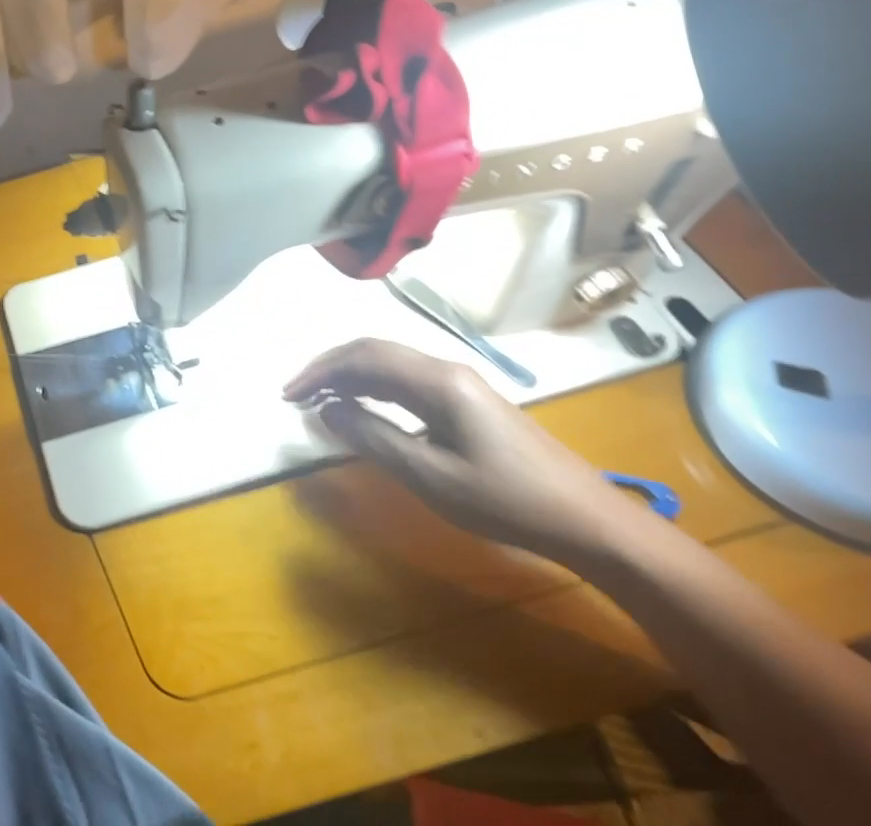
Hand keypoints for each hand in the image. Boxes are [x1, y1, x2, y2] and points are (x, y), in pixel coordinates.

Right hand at [283, 338, 648, 565]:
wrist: (582, 518)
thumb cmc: (504, 500)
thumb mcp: (428, 475)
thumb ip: (373, 437)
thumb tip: (326, 410)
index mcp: (438, 382)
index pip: (365, 358)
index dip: (320, 371)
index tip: (288, 397)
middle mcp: (447, 371)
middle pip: (376, 353)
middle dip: (329, 368)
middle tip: (295, 397)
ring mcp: (460, 385)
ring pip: (391, 366)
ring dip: (350, 378)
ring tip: (318, 402)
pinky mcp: (467, 404)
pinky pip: (407, 383)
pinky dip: (373, 391)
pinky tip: (361, 410)